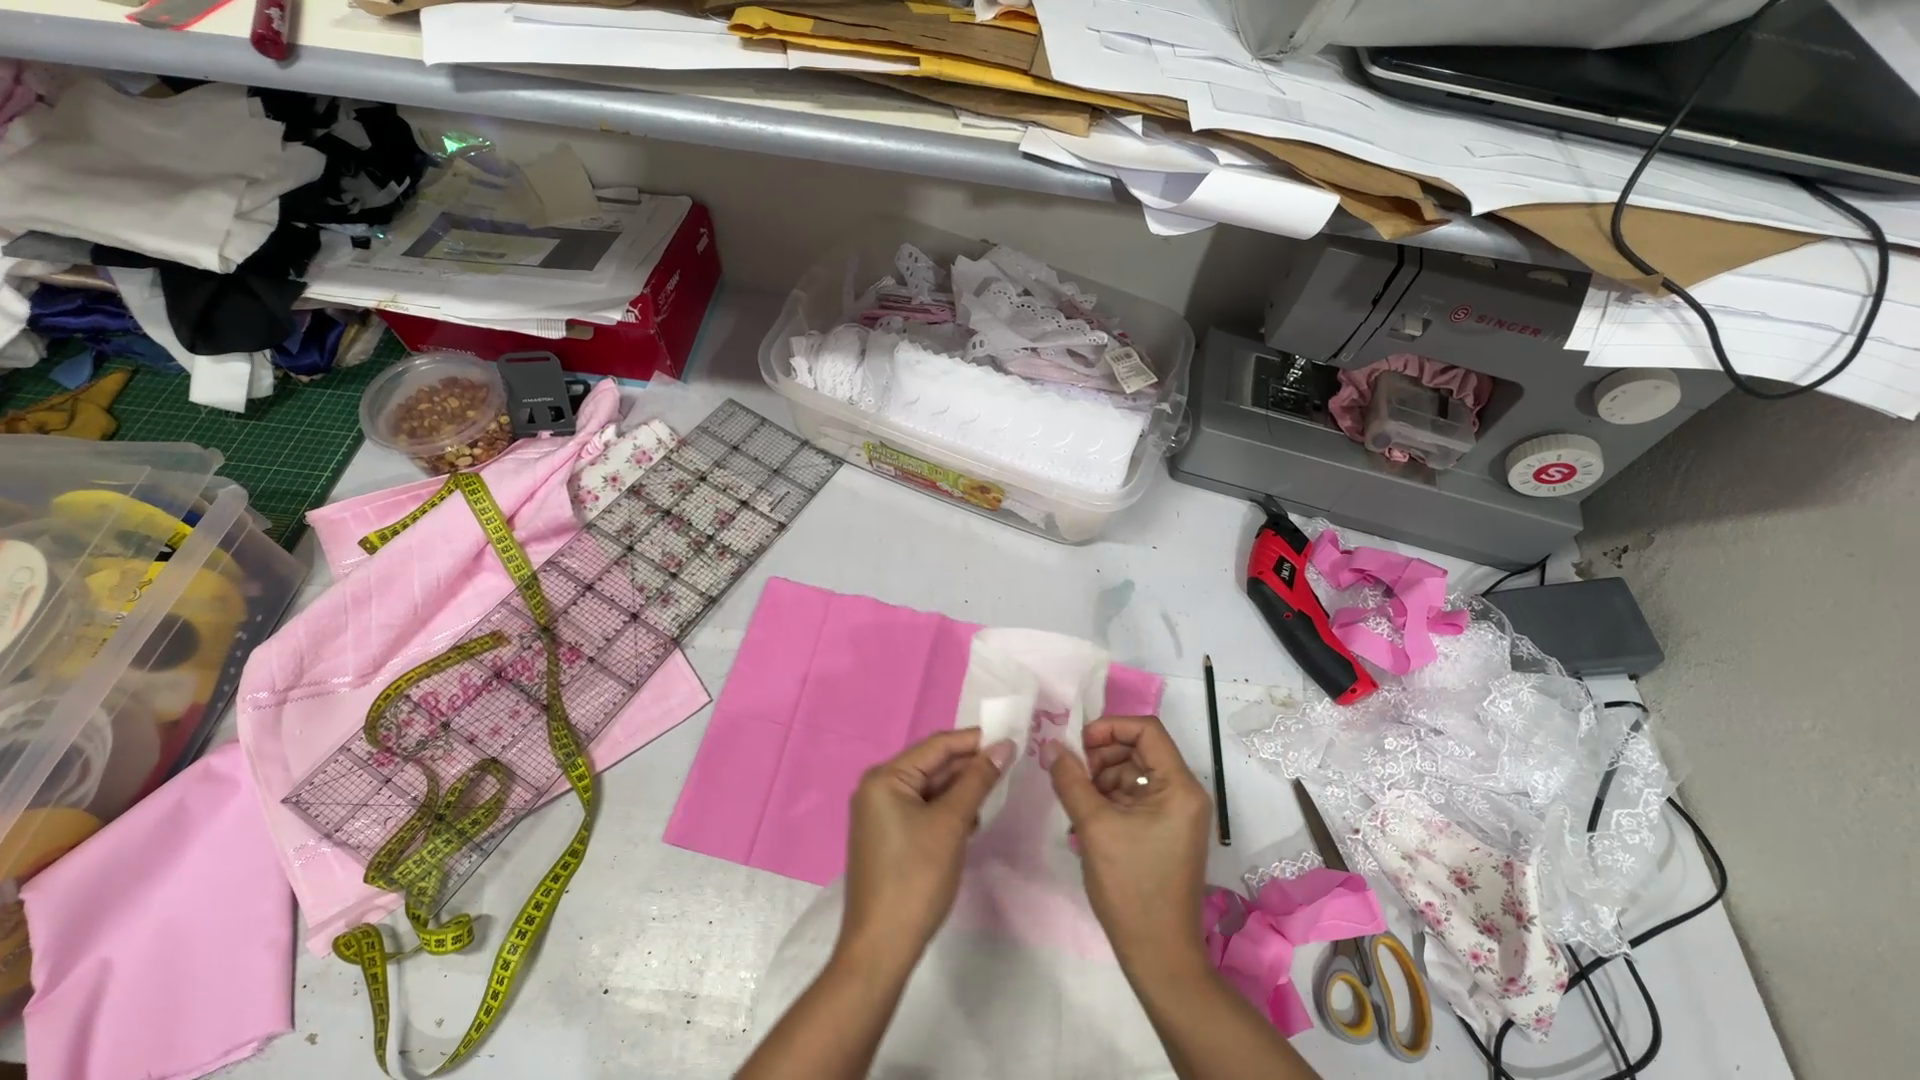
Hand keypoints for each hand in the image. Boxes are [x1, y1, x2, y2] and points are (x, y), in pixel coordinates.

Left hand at [839, 729, 1015, 968]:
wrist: (882, 945)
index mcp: (885, 777)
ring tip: (999, 791)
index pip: (937, 745)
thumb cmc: (916, 877)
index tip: (1014, 737)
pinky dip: (949, 810)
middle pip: (933, 765)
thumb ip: (978, 780)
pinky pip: (924, 810)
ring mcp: (882, 814)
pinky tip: (974, 819)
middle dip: (971, 766)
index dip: (976, 740)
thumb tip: (1004, 746)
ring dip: (963, 789)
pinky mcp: (890, 837)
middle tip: (1014, 764)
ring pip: (931, 789)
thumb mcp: (951, 824)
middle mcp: (878, 788)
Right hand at [1046, 716, 1212, 974]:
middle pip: (1140, 749)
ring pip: (1134, 773)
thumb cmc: (1130, 885)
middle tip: (1072, 775)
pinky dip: (1110, 799)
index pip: (1147, 729)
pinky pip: (1136, 798)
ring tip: (1077, 802)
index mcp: (1179, 786)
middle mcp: (1184, 793)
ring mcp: (1177, 814)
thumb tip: (1051, 745)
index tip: (1077, 746)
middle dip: (1102, 755)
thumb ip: (1071, 780)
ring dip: (1102, 778)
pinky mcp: (1165, 832)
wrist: (1157, 952)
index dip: (1109, 728)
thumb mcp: (1094, 827)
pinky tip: (1087, 819)